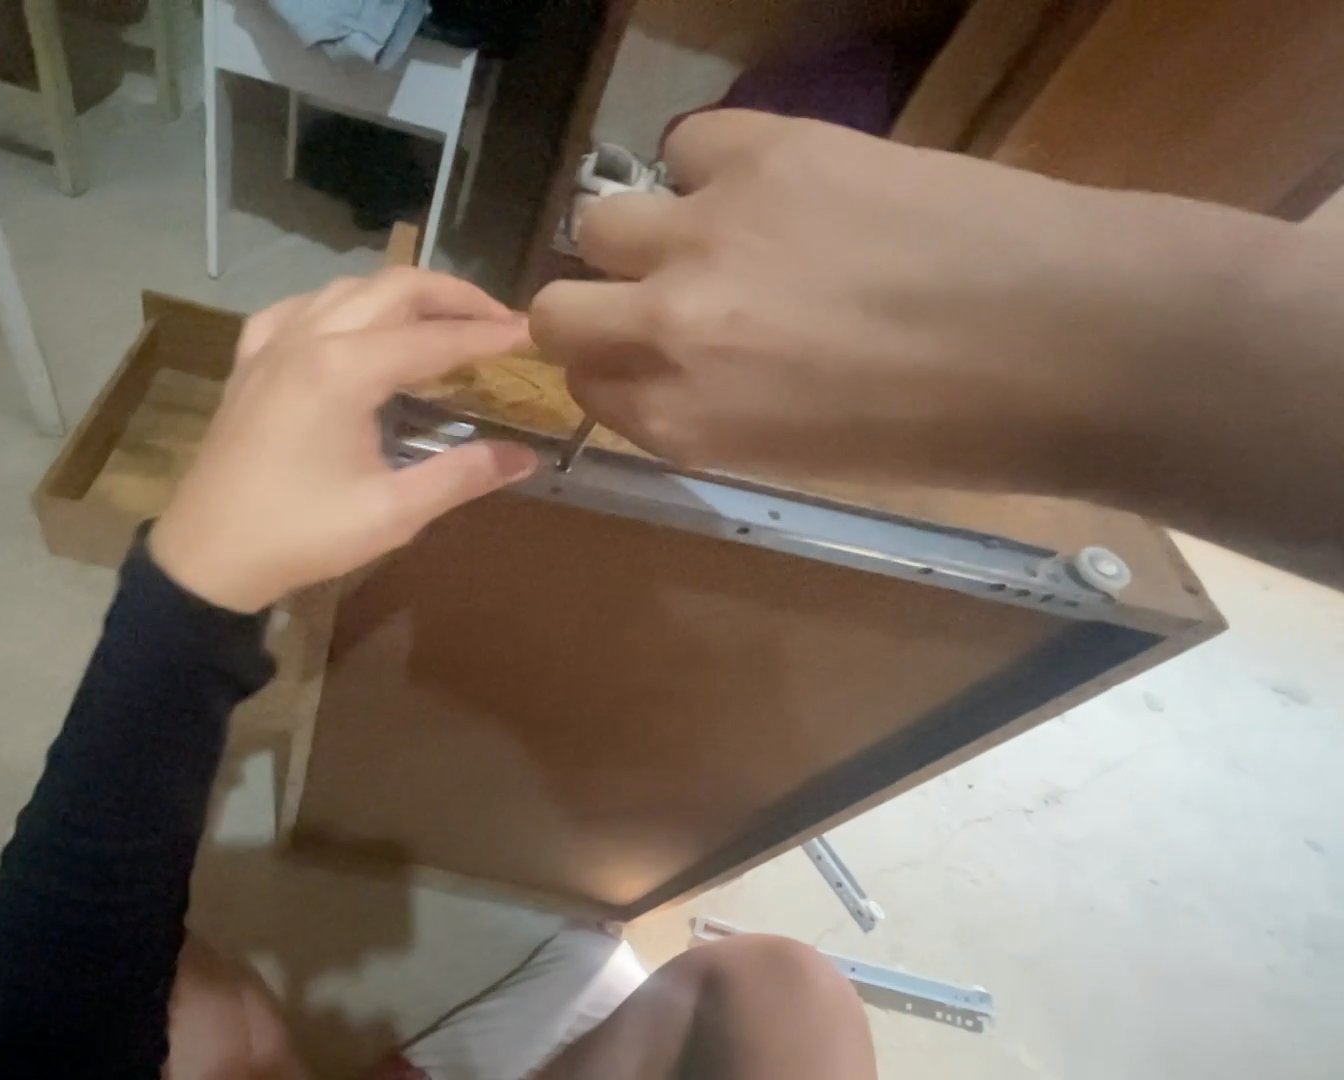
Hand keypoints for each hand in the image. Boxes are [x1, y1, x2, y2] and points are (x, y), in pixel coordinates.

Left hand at [149, 270, 539, 612]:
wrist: (208, 557)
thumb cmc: (301, 536)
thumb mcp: (391, 512)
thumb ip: (461, 476)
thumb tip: (524, 457)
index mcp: (345, 369)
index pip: (435, 339)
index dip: (488, 336)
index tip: (532, 335)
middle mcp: (308, 337)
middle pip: (395, 289)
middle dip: (453, 297)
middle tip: (497, 320)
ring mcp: (272, 345)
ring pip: (347, 290)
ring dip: (400, 295)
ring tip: (437, 320)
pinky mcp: (248, 363)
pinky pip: (297, 310)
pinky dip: (337, 307)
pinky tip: (347, 326)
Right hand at [530, 109, 1288, 499]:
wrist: (1078, 341)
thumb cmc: (924, 430)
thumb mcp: (771, 454)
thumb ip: (683, 409)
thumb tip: (642, 362)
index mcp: (673, 421)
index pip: (579, 384)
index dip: (607, 368)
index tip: (640, 359)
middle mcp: (665, 331)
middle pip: (554, 307)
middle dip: (587, 308)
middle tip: (647, 298)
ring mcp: (706, 235)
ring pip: (598, 220)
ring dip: (641, 235)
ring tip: (712, 235)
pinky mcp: (767, 151)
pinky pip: (686, 144)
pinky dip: (709, 167)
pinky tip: (765, 188)